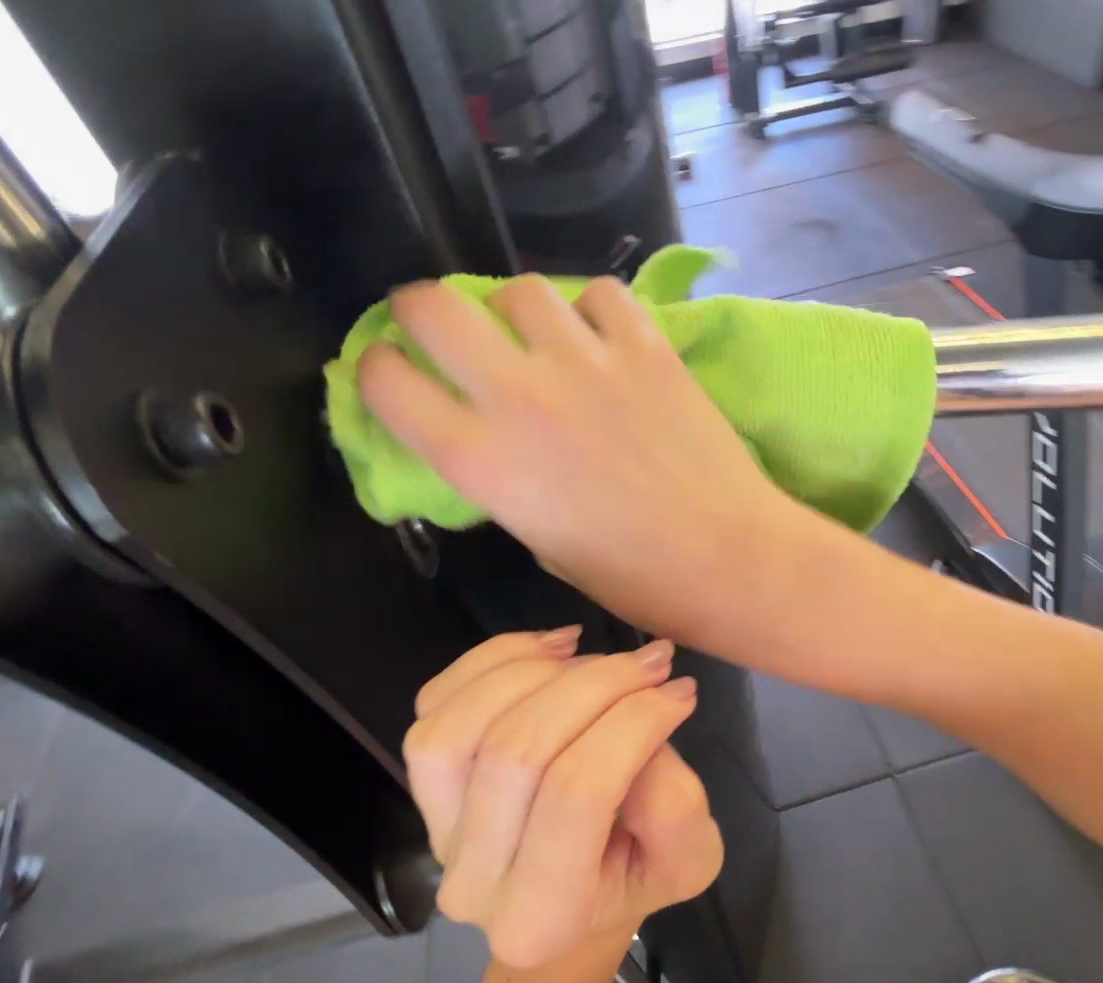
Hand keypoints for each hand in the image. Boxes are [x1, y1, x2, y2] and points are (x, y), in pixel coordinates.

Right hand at [358, 275, 806, 641]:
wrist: (726, 558)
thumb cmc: (629, 574)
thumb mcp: (536, 537)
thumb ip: (498, 476)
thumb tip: (484, 432)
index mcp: (481, 460)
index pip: (385, 382)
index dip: (376, 369)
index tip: (390, 370)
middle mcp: (519, 396)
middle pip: (432, 306)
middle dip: (419, 309)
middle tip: (436, 325)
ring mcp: (586, 362)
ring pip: (520, 288)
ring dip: (513, 309)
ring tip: (533, 335)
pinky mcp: (645, 346)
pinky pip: (601, 294)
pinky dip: (592, 310)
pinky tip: (602, 339)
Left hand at [403, 629, 724, 969]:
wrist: (580, 894)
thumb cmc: (639, 874)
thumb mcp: (691, 859)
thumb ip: (677, 808)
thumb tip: (645, 719)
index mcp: (542, 919)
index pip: (579, 794)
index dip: (632, 725)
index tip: (680, 690)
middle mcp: (472, 883)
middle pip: (518, 751)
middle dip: (595, 686)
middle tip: (651, 662)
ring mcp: (436, 831)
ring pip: (461, 725)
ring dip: (536, 670)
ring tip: (594, 653)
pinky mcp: (423, 787)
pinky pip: (436, 704)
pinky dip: (492, 661)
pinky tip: (551, 649)